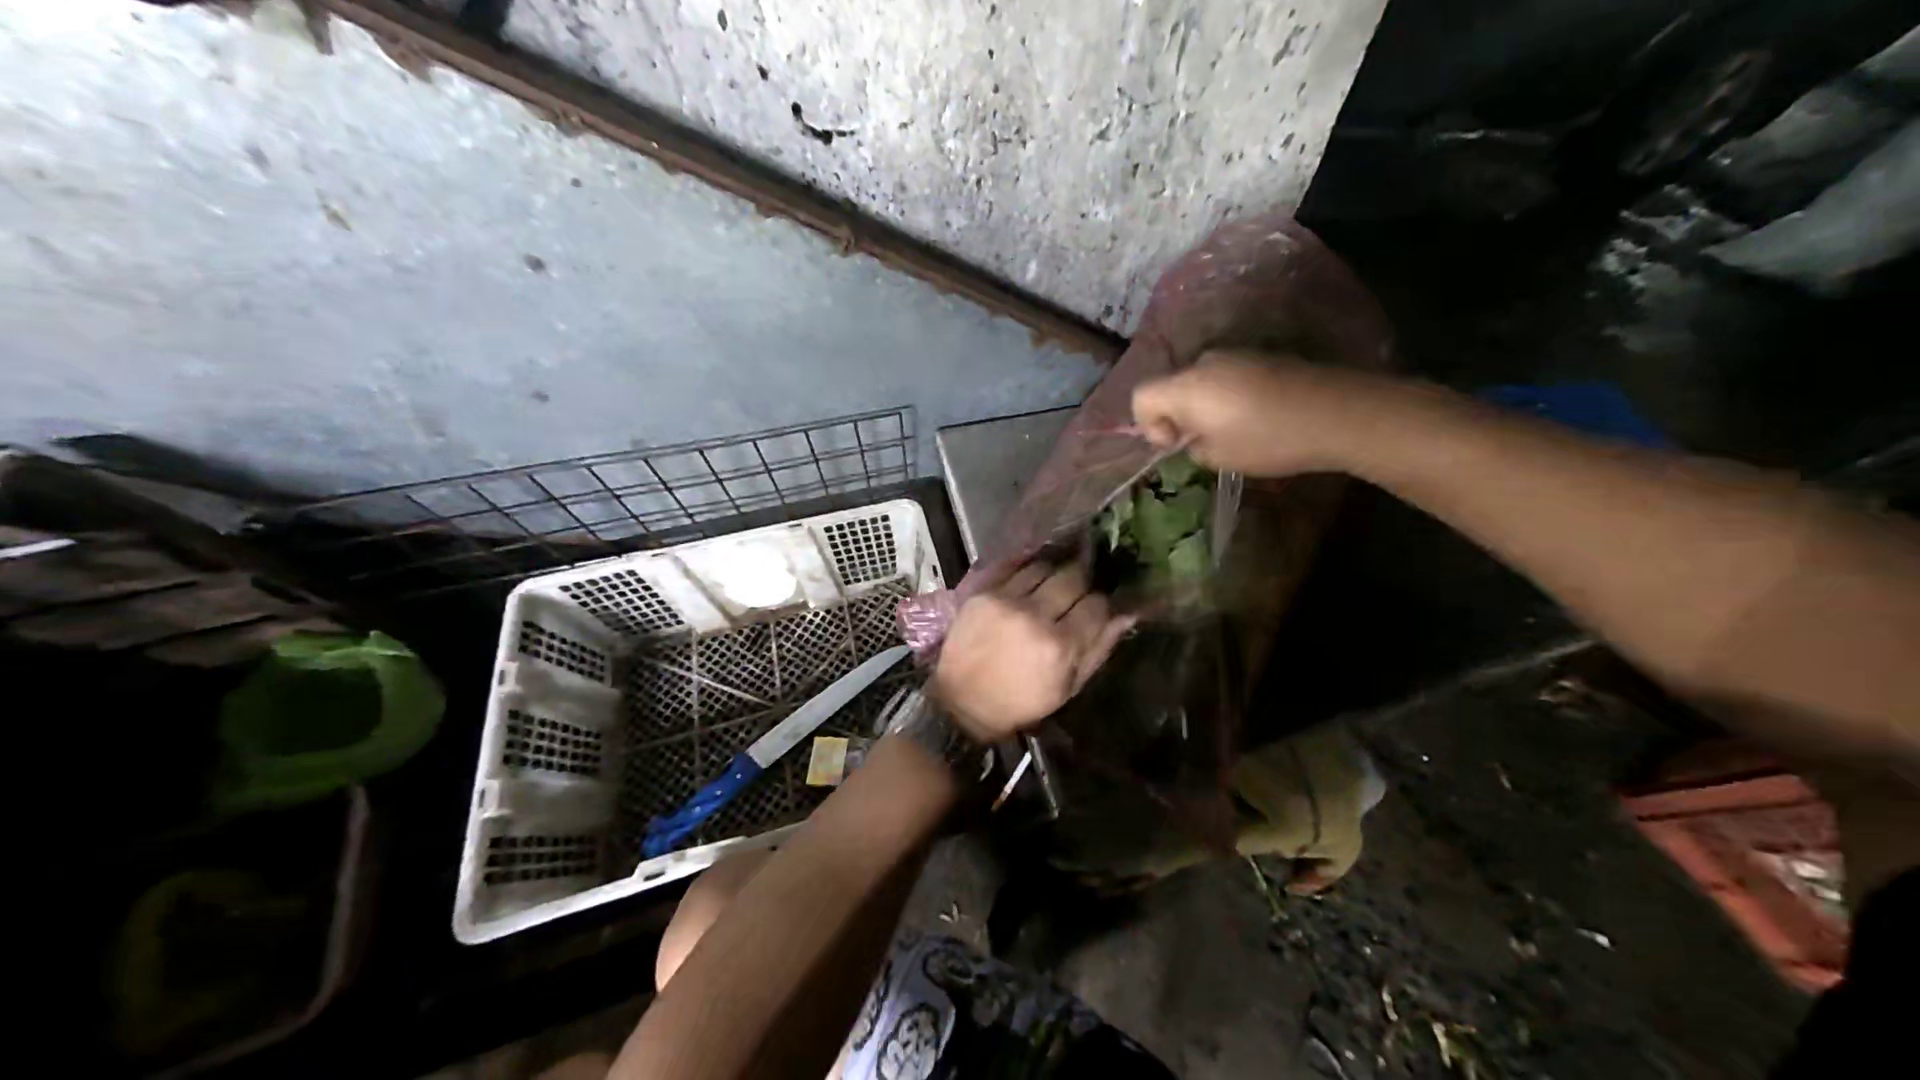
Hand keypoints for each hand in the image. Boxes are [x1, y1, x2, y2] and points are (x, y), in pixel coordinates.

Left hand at [932, 562, 1133, 741]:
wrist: (961, 701)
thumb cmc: (1020, 702)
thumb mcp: (1068, 687)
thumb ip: (1099, 649)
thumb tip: (1126, 615)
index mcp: (1061, 646)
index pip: (1097, 606)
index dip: (1101, 606)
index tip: (1096, 610)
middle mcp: (1035, 616)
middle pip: (1073, 578)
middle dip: (1081, 584)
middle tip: (1077, 593)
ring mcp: (1006, 600)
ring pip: (1045, 567)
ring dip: (1053, 574)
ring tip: (1051, 586)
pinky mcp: (983, 592)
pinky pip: (1013, 566)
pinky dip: (1027, 569)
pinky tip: (1030, 579)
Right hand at [1131, 350, 1391, 476]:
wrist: (1338, 411)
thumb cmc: (1269, 439)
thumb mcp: (1219, 457)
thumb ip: (1193, 446)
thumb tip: (1195, 437)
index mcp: (1186, 387)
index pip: (1141, 396)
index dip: (1148, 424)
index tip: (1175, 445)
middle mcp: (1204, 363)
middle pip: (1171, 387)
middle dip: (1178, 416)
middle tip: (1203, 443)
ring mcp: (1235, 355)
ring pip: (1200, 381)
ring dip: (1205, 406)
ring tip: (1233, 432)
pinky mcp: (1262, 356)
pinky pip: (1228, 377)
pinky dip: (1228, 396)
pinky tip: (1256, 417)